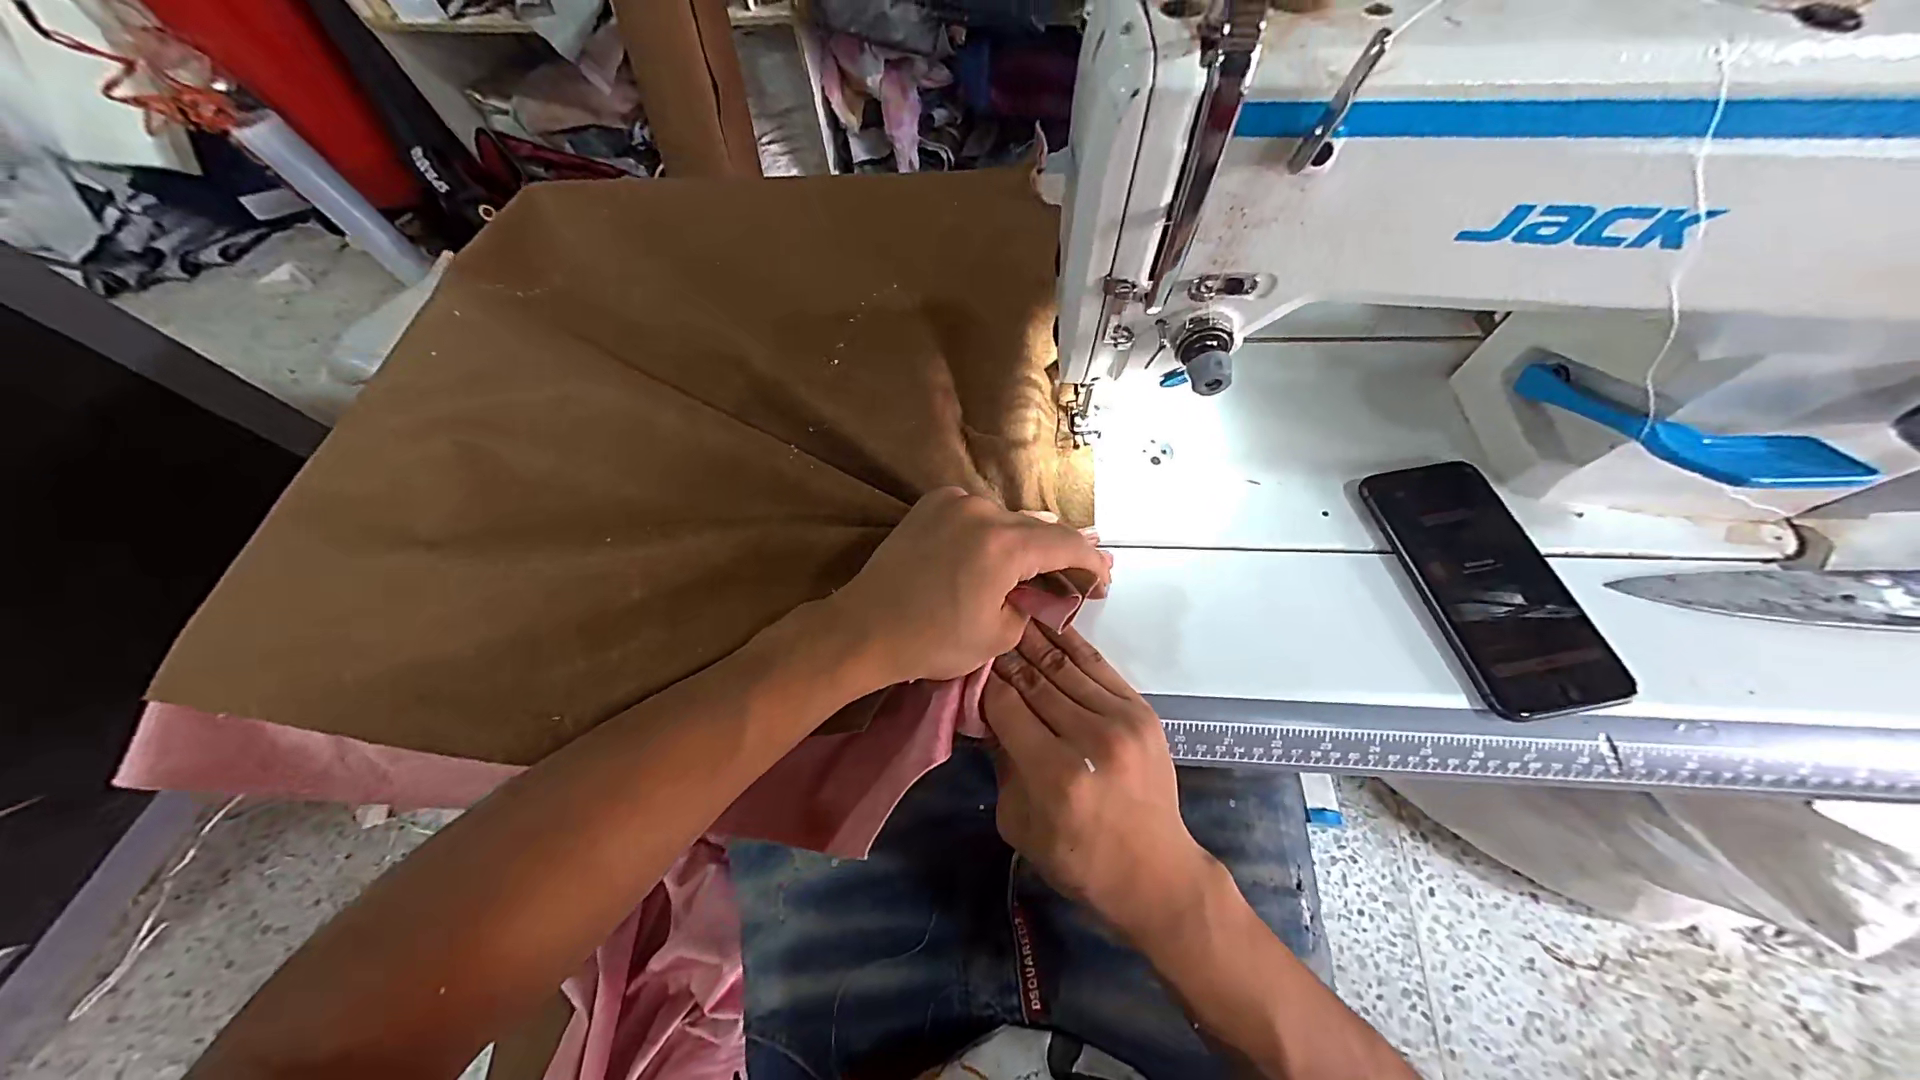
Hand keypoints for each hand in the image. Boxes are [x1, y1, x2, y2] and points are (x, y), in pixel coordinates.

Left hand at [824, 487, 1109, 687]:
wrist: (864, 628)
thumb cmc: (931, 640)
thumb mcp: (998, 635)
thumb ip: (1031, 605)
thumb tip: (1038, 592)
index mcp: (1004, 545)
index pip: (1067, 544)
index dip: (1092, 562)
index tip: (1105, 578)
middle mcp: (983, 511)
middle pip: (1039, 528)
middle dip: (1062, 552)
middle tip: (1080, 576)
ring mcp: (954, 502)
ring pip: (1008, 519)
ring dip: (1027, 541)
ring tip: (1039, 567)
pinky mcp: (932, 504)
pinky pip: (978, 513)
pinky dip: (993, 531)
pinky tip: (996, 553)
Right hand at [984, 622, 1216, 944]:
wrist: (1154, 872)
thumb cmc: (1077, 858)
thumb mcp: (1018, 822)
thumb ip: (1001, 762)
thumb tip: (984, 712)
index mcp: (1054, 774)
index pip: (1006, 705)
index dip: (983, 682)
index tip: (968, 667)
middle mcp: (1090, 739)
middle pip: (1034, 680)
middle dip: (1005, 656)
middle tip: (985, 634)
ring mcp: (1122, 721)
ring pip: (1065, 667)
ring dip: (1035, 640)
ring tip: (1012, 617)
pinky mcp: (1142, 712)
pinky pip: (1098, 667)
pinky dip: (1071, 645)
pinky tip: (1050, 626)